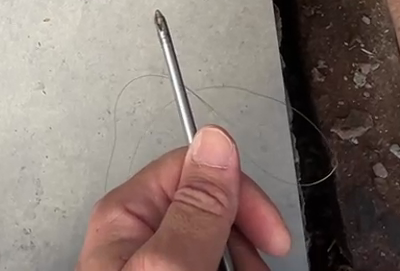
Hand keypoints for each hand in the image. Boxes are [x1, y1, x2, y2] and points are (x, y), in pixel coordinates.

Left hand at [78, 126, 292, 270]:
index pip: (194, 168)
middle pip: (213, 210)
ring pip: (219, 243)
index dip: (239, 194)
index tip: (272, 233)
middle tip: (258, 269)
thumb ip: (196, 208)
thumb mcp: (169, 269)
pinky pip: (216, 263)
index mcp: (127, 216)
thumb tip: (216, 141)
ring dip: (244, 261)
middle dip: (245, 239)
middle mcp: (139, 238)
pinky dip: (235, 269)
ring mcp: (156, 265)